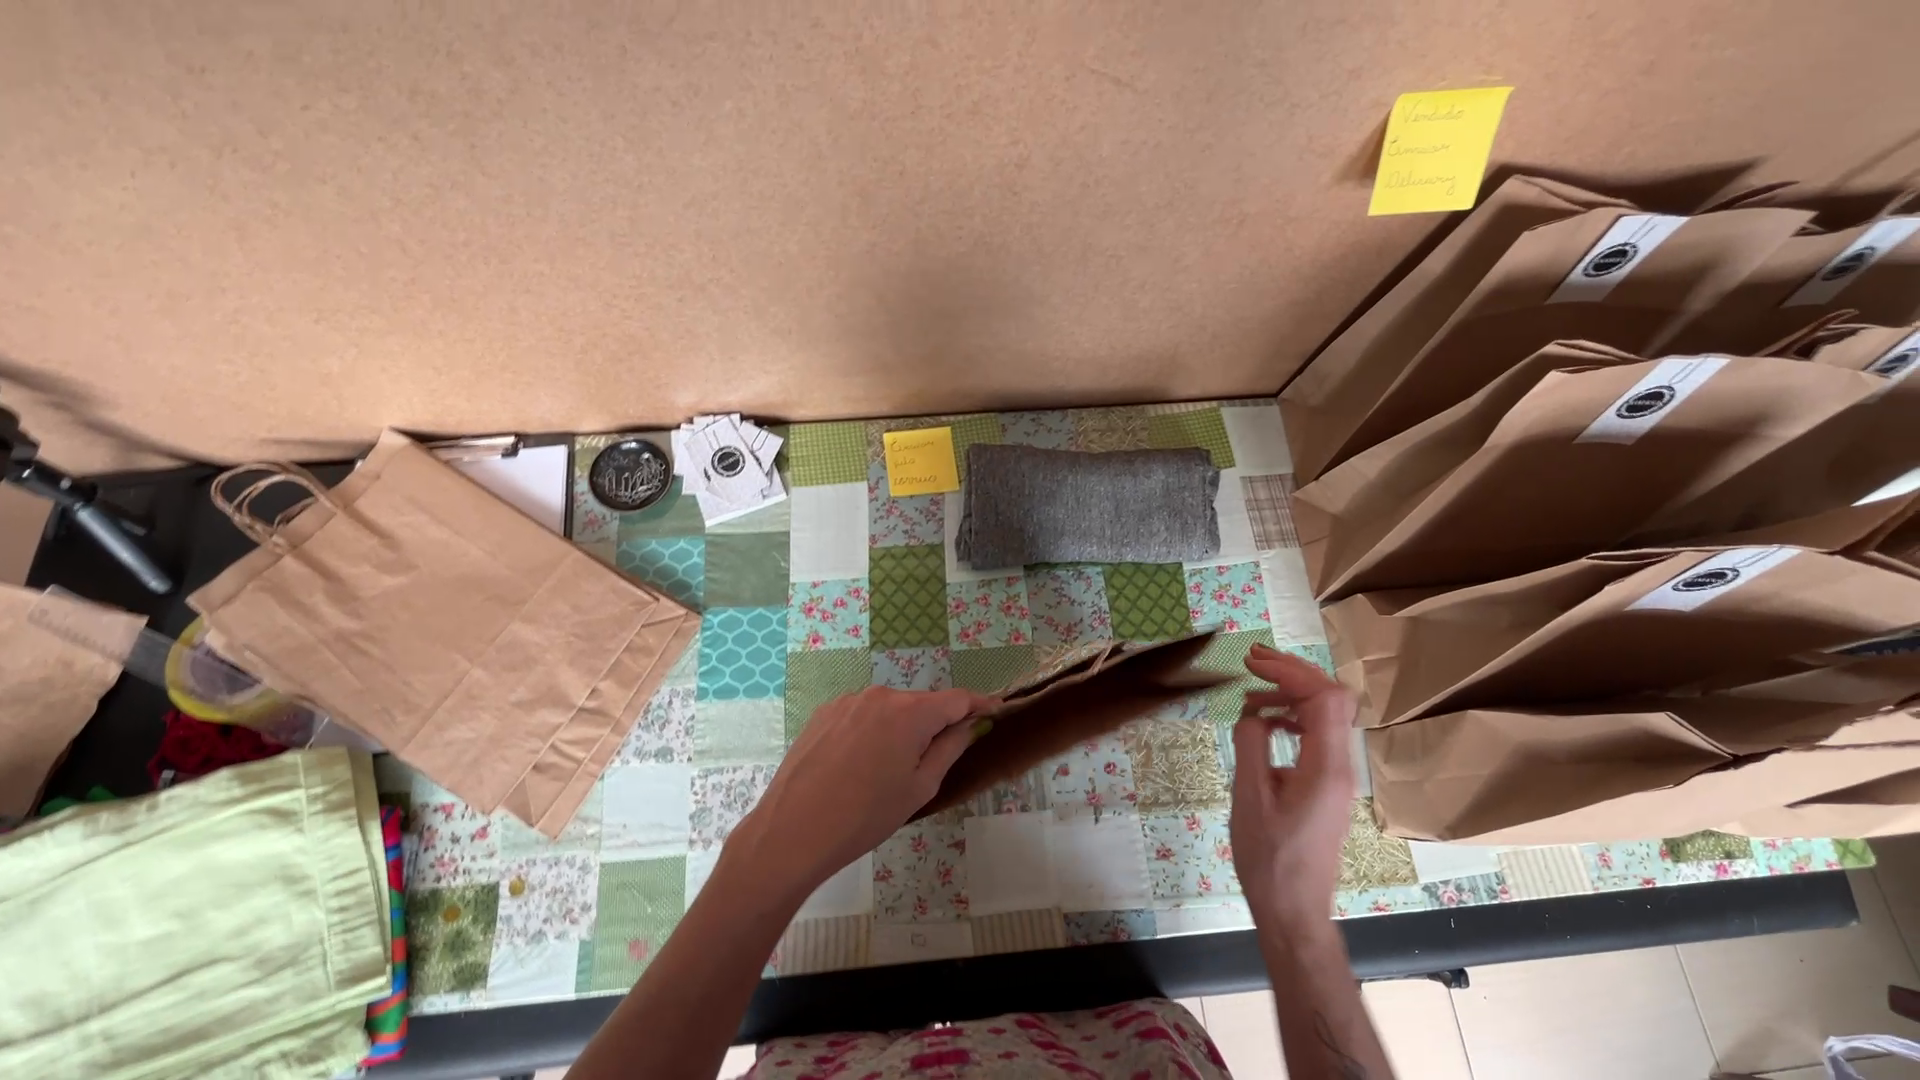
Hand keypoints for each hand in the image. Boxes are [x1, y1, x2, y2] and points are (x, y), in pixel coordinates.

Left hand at [730, 687, 996, 898]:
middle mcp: (879, 695)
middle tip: (938, 759)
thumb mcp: (919, 788)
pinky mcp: (823, 713)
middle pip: (922, 704)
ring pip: (890, 710)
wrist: (792, 832)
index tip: (996, 712)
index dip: (980, 705)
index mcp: (910, 712)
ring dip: (902, 728)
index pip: (958, 699)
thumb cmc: (865, 816)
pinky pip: (862, 715)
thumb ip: (949, 749)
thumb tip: (971, 725)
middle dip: (937, 723)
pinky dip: (873, 731)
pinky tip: (861, 765)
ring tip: (892, 770)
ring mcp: (847, 702)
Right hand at [1229, 643, 1358, 934]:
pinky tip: (1265, 723)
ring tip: (1252, 691)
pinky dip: (1292, 718)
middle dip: (1293, 672)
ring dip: (1291, 694)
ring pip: (1325, 716)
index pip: (1324, 697)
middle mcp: (1340, 765)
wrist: (1293, 908)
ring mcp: (1337, 776)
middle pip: (1331, 699)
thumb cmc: (1269, 857)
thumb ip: (1250, 745)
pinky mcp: (1327, 786)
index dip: (1291, 671)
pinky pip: (1317, 736)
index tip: (1253, 663)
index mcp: (1326, 766)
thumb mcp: (1249, 797)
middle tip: (1253, 660)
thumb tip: (1252, 712)